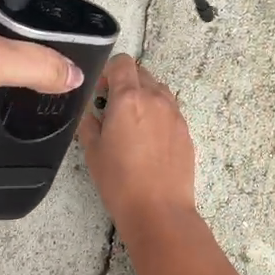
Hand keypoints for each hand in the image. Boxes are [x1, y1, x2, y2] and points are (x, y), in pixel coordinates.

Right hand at [77, 55, 196, 231]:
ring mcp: (174, 113)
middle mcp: (154, 98)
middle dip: (125, 83)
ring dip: (143, 96)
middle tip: (112, 108)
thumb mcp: (93, 152)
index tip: (101, 90)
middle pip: (140, 73)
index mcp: (128, 98)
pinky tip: (149, 140)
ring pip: (157, 89)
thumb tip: (90, 113)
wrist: (159, 211)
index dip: (108, 71)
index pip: (121, 63)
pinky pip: (169, 109)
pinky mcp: (185, 129)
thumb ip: (89, 124)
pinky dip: (157, 113)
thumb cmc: (121, 182)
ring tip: (132, 124)